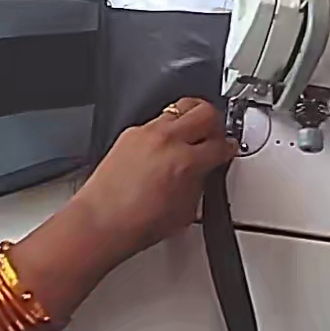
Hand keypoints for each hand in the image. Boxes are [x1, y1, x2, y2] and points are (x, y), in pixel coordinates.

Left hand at [62, 98, 234, 266]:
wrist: (100, 221)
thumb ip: (201, 183)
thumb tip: (206, 170)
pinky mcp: (131, 131)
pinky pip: (157, 120)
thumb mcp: (185, 211)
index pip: (219, 144)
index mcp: (185, 162)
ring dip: (192, 118)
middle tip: (216, 133)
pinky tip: (165, 143)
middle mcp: (167, 140)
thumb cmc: (136, 223)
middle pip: (205, 112)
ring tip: (193, 131)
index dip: (228, 148)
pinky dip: (167, 128)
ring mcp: (148, 132)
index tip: (227, 149)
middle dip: (216, 122)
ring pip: (181, 107)